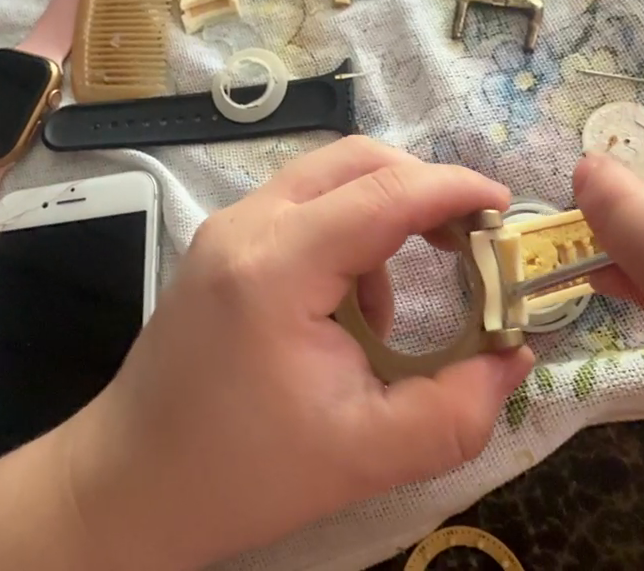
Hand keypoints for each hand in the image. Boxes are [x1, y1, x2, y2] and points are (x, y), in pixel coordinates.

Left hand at [63, 137, 533, 570]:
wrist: (130, 483)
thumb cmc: (241, 472)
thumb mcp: (366, 456)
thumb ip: (457, 409)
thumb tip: (513, 354)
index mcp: (277, 266)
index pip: (384, 194)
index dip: (454, 190)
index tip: (506, 209)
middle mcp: (248, 224)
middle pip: (357, 161)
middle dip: (424, 187)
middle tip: (470, 240)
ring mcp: (228, 225)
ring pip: (329, 175)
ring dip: (385, 209)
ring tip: (402, 297)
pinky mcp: (224, 240)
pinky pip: (304, 204)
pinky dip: (349, 227)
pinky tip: (352, 303)